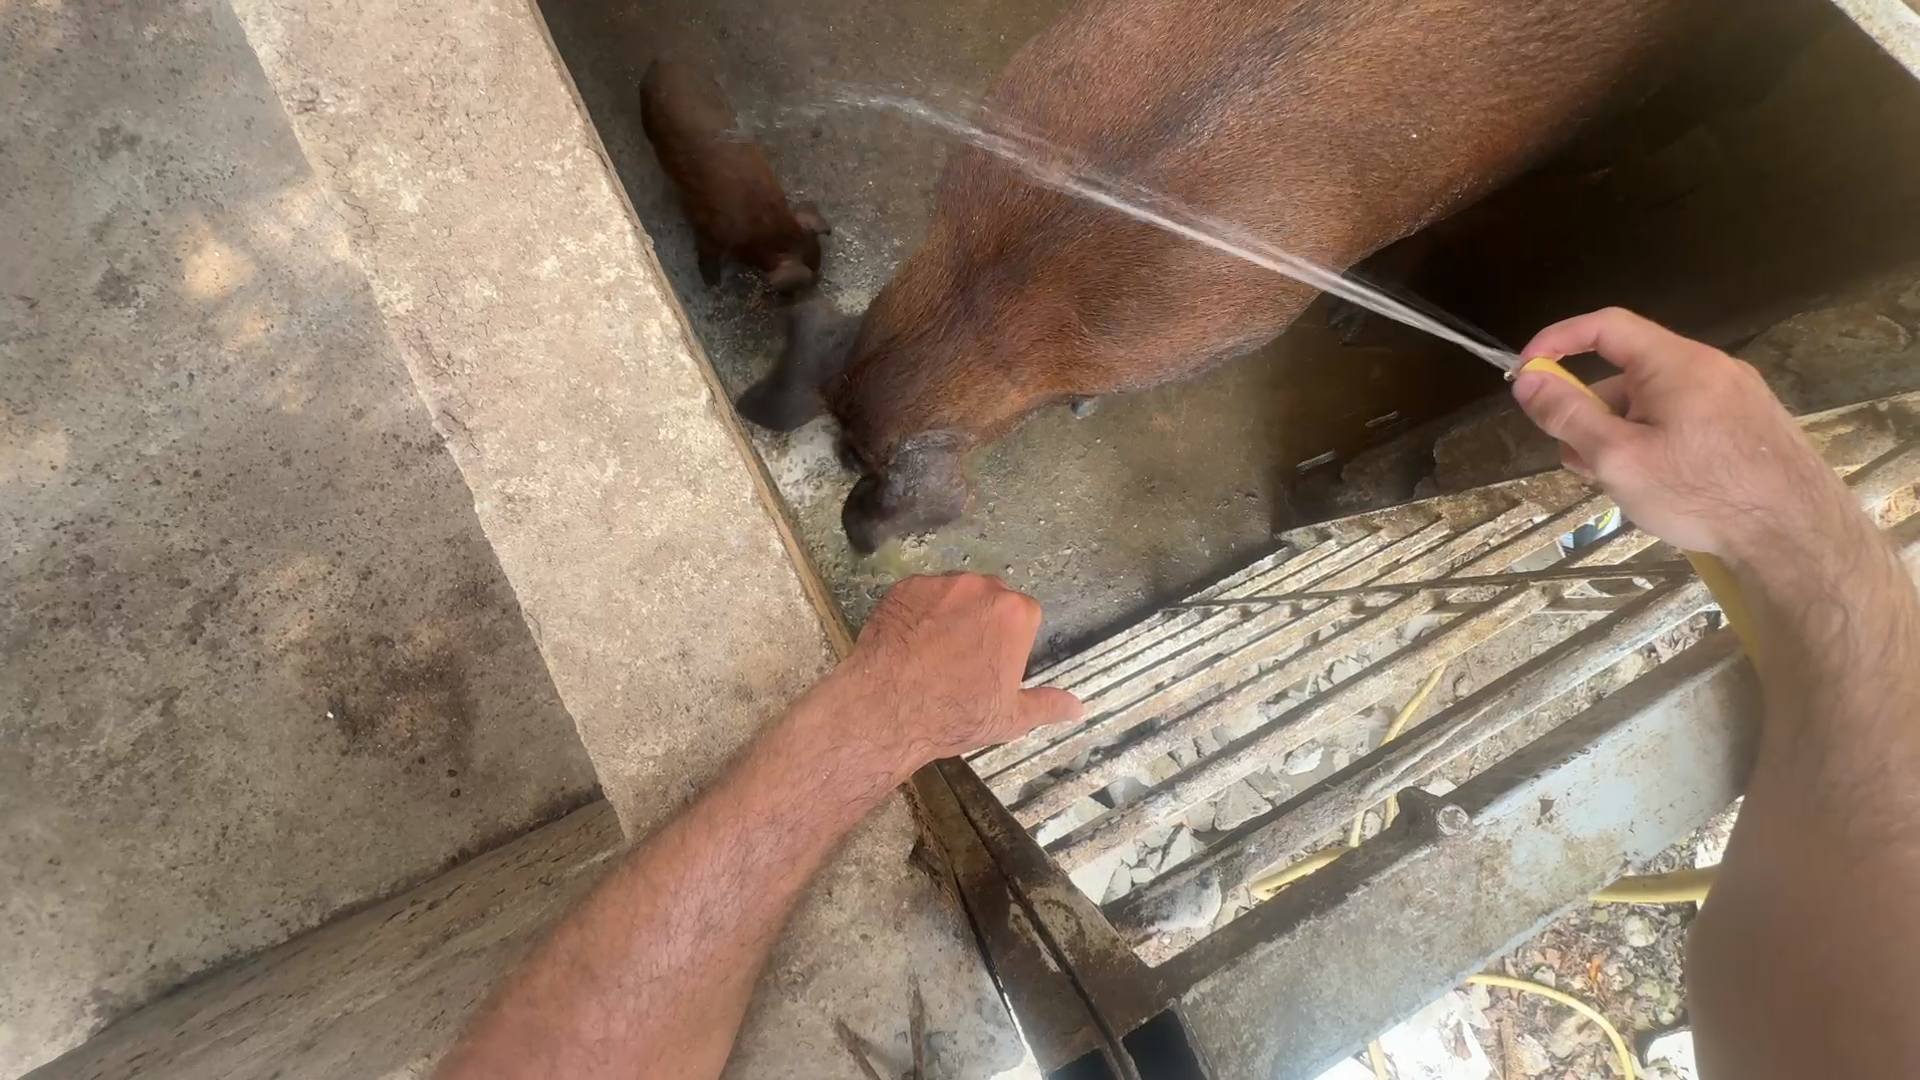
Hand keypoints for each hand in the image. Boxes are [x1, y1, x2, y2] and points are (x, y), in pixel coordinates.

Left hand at [813, 574, 1082, 782]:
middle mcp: (981, 587)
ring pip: (955, 593)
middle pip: (991, 598)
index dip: (1010, 641)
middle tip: (964, 658)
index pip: (1025, 615)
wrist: (887, 709)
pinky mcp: (904, 587)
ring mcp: (939, 584)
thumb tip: (1080, 707)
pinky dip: (918, 612)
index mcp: (1016, 614)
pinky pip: (920, 595)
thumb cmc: (955, 714)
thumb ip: (1048, 705)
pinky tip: (910, 643)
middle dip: (983, 621)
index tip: (995, 663)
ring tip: (934, 652)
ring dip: (950, 613)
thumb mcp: (1010, 717)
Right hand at [1511, 308, 1862, 571]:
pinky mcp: (1738, 423)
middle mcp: (1706, 369)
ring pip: (1642, 404)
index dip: (1556, 340)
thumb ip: (1566, 414)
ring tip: (1618, 481)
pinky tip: (1650, 481)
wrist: (1795, 535)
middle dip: (1584, 412)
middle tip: (1578, 459)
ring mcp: (1728, 396)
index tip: (1523, 373)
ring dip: (1612, 436)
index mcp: (1676, 366)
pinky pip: (1670, 420)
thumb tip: (1526, 380)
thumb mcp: (1614, 456)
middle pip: (1620, 375)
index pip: (1606, 326)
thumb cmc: (1698, 491)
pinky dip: (1643, 443)